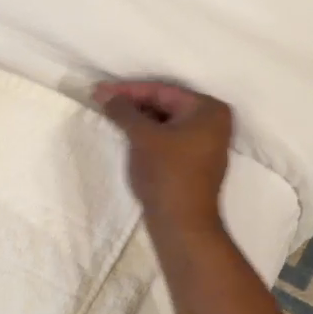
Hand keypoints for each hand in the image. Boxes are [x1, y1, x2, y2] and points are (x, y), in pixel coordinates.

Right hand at [92, 79, 233, 233]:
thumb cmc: (167, 173)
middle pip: (165, 104)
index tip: (99, 91)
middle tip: (102, 101)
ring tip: (110, 116)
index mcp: (208, 109)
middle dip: (132, 103)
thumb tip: (105, 94)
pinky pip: (168, 137)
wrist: (182, 223)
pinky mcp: (195, 161)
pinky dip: (148, 134)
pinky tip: (126, 133)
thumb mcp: (142, 136)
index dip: (127, 90)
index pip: (161, 90)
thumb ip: (123, 111)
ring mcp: (206, 142)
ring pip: (165, 121)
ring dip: (138, 119)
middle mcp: (214, 121)